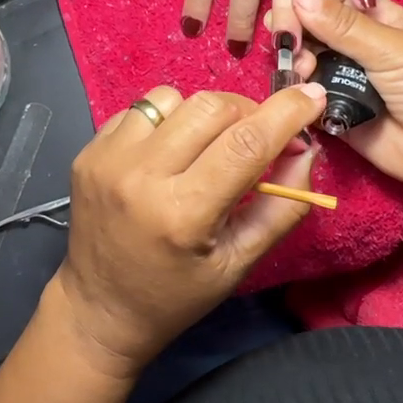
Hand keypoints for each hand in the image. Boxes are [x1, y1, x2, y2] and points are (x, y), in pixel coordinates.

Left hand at [54, 83, 326, 375]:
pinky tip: (168, 152)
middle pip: (210, 107)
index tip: (312, 96)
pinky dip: (166, 120)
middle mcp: (141, 176)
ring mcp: (108, 158)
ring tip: (205, 148)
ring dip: (203, 114)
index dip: (286, 113)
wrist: (99, 307)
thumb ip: (282, 208)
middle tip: (257, 136)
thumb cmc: (176, 294)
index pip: (245, 144)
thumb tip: (306, 150)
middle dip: (247, 111)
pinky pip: (140, 109)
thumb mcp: (238, 263)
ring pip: (173, 98)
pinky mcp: (89, 149)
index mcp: (183, 214)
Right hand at [288, 0, 402, 218]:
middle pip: (315, 26)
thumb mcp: (395, 49)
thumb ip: (344, 26)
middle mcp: (361, 46)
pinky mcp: (339, 115)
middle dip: (295, 27)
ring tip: (298, 67)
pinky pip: (309, 99)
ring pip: (307, 61)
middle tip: (282, 36)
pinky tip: (295, 89)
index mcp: (381, 18)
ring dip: (295, 59)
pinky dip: (296, 93)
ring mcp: (349, 81)